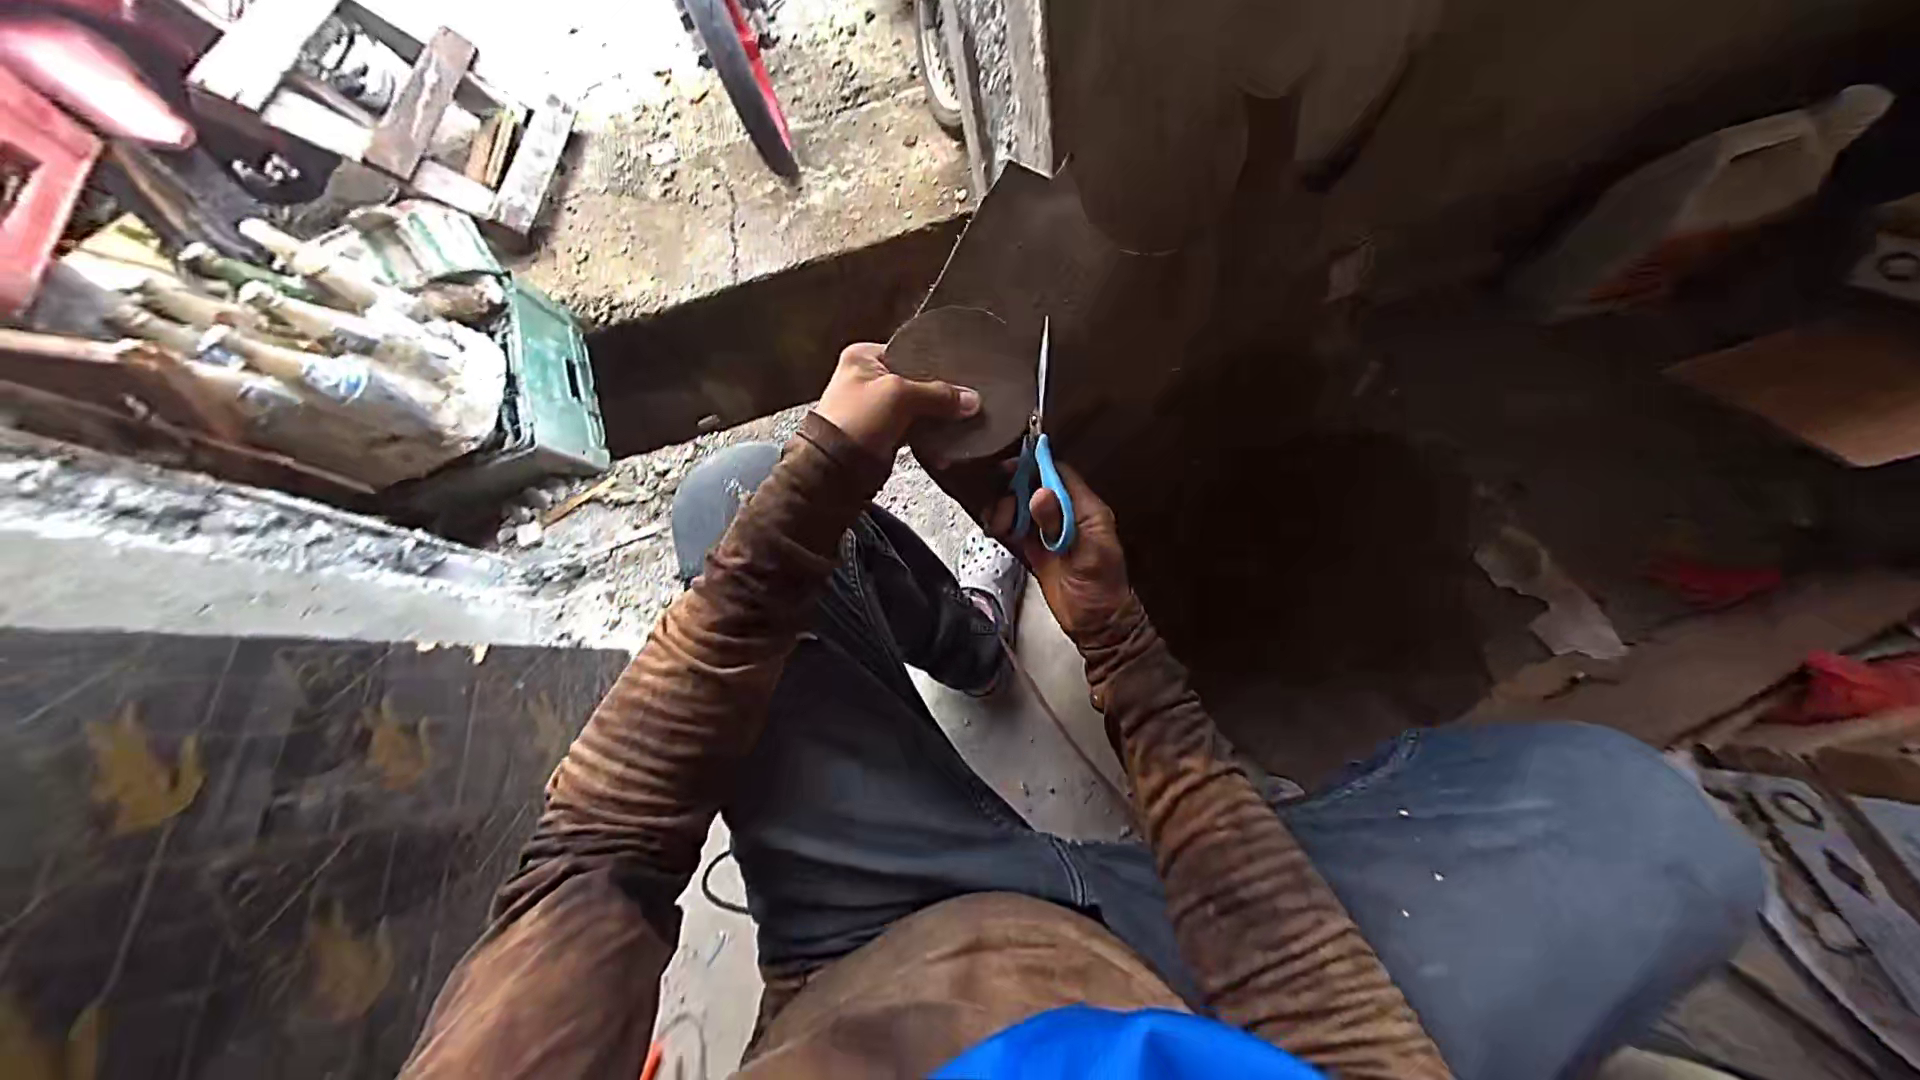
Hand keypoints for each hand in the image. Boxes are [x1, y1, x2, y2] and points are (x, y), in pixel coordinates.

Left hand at [815, 343, 980, 458]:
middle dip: (940, 396)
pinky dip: (929, 437)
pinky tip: (945, 444)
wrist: (837, 469)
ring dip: (937, 419)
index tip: (960, 374)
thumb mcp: (899, 396)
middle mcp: (868, 379)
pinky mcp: (884, 433)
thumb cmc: (853, 423)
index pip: (910, 352)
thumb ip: (937, 394)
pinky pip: (915, 430)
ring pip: (918, 408)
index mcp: (863, 357)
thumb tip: (969, 399)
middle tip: (963, 401)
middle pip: (917, 382)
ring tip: (959, 423)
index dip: (935, 363)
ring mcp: (876, 408)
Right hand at [987, 461, 1131, 640]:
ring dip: (1006, 511)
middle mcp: (1066, 516)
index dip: (1036, 466)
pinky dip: (1002, 526)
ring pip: (1020, 506)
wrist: (1097, 625)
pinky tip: (999, 531)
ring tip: (1002, 526)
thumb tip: (1041, 495)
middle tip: (1005, 508)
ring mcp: (1049, 531)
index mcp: (1086, 511)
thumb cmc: (1103, 591)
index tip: (1013, 467)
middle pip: (1034, 486)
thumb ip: (1062, 523)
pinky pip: (1014, 527)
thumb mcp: (1088, 554)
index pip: (1060, 474)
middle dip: (1015, 491)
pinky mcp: (1035, 548)